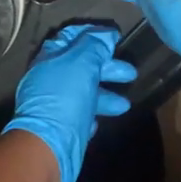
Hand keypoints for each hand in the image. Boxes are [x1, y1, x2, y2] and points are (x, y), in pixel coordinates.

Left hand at [2, 23, 135, 181]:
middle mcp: (50, 79)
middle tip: (131, 73)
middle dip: (108, 67)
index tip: (115, 36)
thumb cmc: (65, 98)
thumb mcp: (82, 63)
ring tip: (126, 104)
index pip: (72, 37)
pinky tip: (105, 118)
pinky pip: (81, 115)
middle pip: (83, 65)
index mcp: (51, 58)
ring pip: (85, 92)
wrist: (49, 147)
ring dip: (107, 94)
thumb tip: (107, 34)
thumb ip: (95, 45)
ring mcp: (56, 104)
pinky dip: (95, 113)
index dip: (93, 34)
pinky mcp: (63, 127)